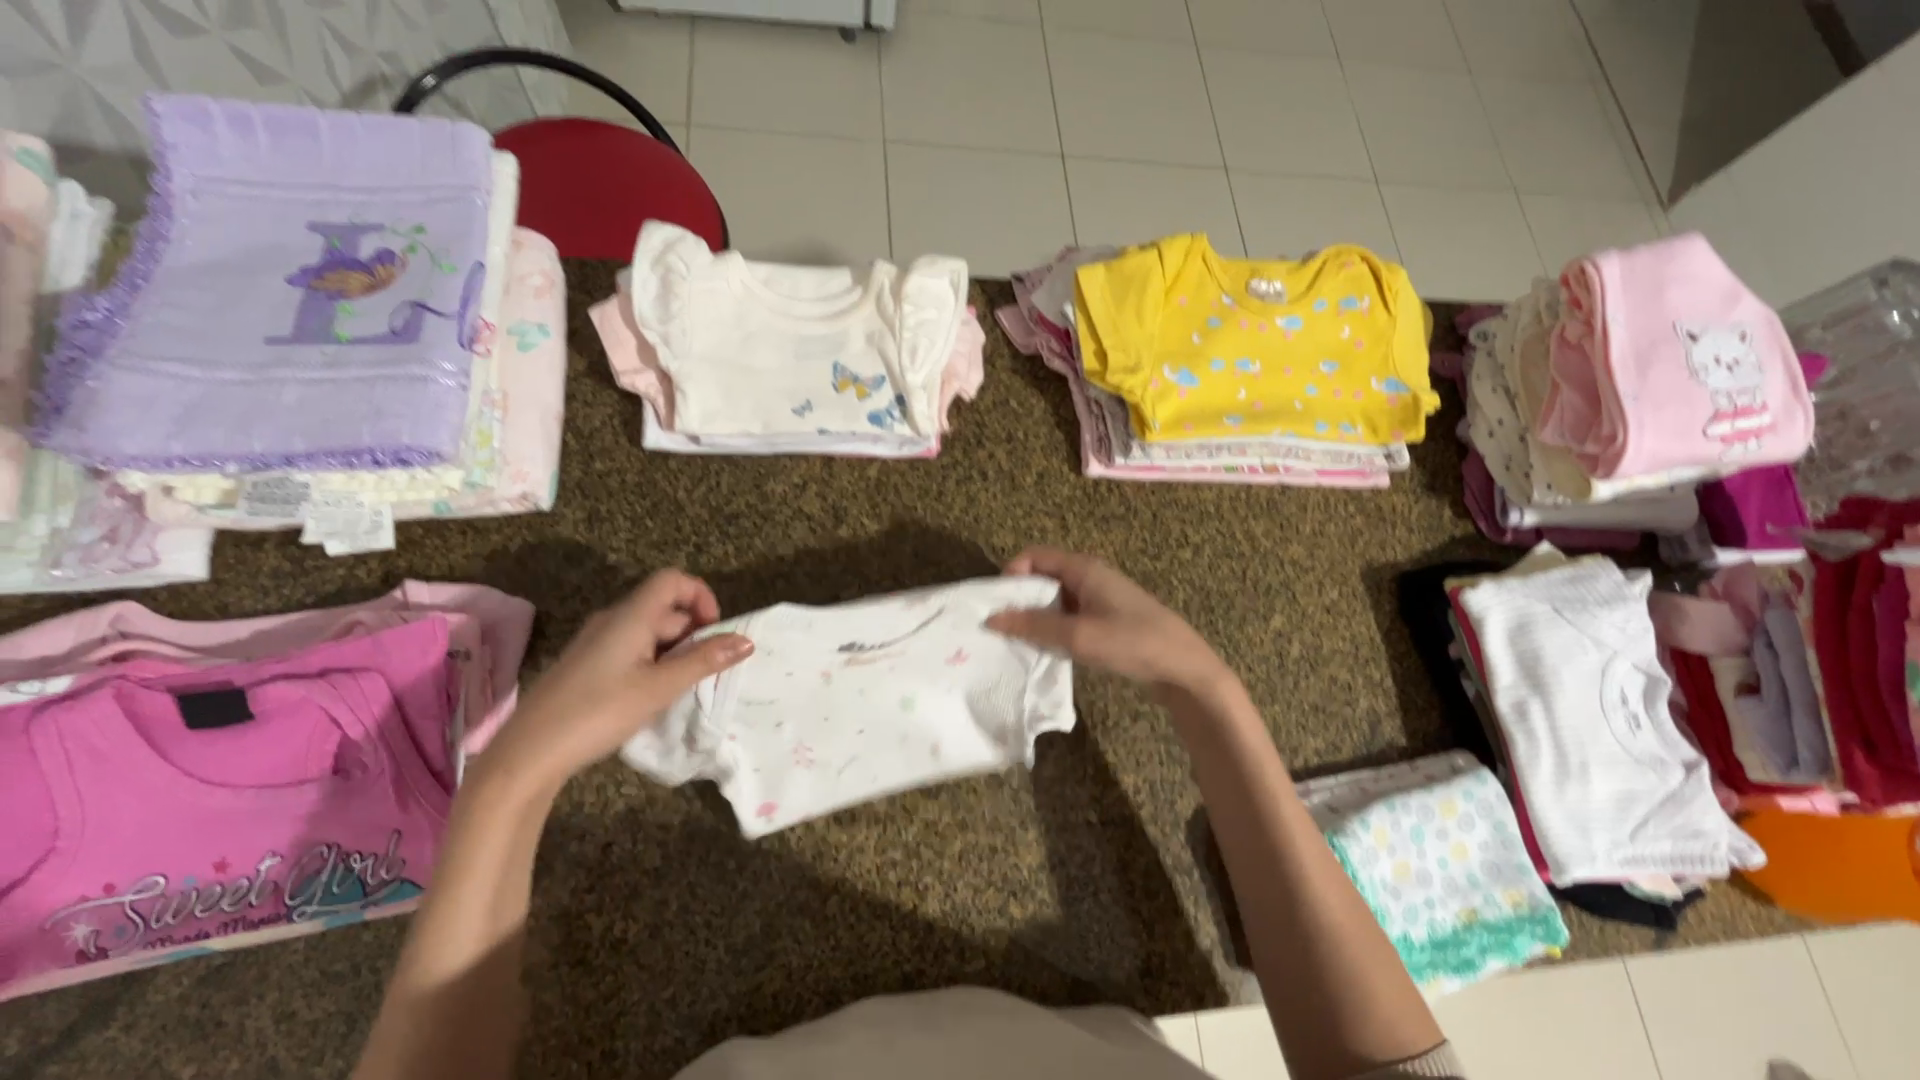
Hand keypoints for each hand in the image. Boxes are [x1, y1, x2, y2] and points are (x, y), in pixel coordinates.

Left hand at [478, 570, 752, 792]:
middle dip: (693, 633)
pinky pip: (632, 650)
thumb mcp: (660, 688)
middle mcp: (613, 620)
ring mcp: (597, 643)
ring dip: (675, 652)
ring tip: (683, 688)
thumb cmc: (599, 712)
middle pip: (664, 608)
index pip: (673, 580)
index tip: (716, 632)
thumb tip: (747, 640)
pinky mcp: (588, 665)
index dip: (701, 596)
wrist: (531, 750)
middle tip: (707, 672)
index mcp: (631, 616)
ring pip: (649, 632)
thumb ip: (704, 661)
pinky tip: (653, 697)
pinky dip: (654, 664)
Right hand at [986, 546, 1231, 696]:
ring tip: (1020, 643)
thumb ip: (1033, 626)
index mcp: (1084, 568)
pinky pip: (1070, 617)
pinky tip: (1049, 651)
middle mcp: (1090, 577)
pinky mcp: (1107, 621)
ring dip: (1037, 618)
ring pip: (1055, 600)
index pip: (1034, 556)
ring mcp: (1100, 599)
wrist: (1184, 669)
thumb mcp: (1078, 636)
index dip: (1011, 574)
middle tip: (1002, 628)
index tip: (998, 604)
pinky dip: (1054, 629)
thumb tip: (991, 618)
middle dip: (1020, 599)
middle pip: (1042, 577)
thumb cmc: (1132, 643)